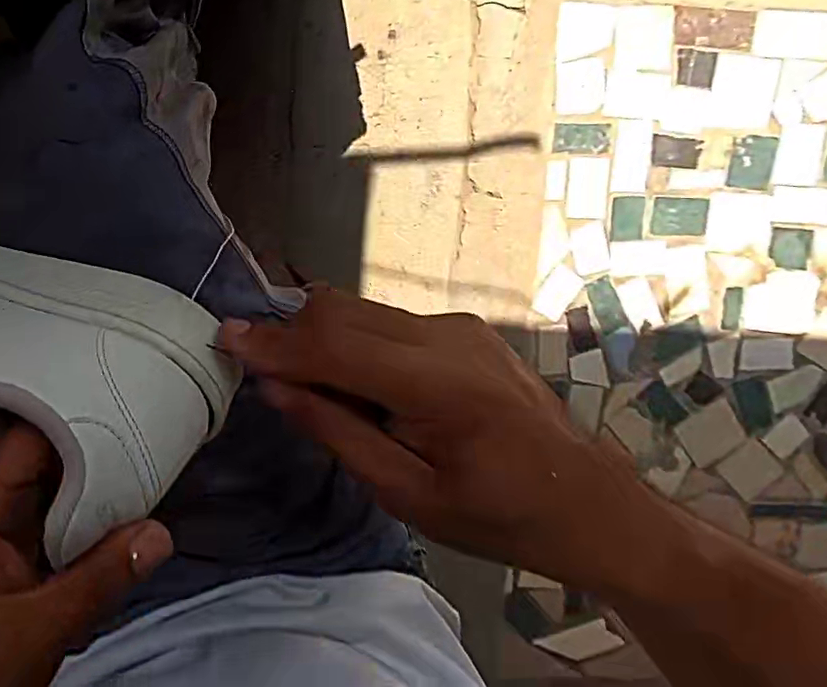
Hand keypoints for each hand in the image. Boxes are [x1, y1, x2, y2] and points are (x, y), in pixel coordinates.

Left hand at [0, 423, 174, 686]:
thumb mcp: (30, 632)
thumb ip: (97, 580)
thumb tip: (159, 533)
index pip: (34, 433)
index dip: (81, 419)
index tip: (130, 412)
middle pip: (42, 452)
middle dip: (93, 448)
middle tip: (146, 439)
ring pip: (46, 482)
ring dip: (88, 481)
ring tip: (141, 463)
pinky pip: (42, 510)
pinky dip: (75, 510)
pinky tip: (112, 506)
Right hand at [220, 285, 663, 592]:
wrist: (599, 507)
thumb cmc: (504, 518)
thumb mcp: (410, 496)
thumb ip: (337, 432)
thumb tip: (275, 387)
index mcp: (445, 388)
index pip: (337, 346)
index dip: (276, 342)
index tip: (226, 337)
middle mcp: (448, 338)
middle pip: (340, 311)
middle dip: (290, 334)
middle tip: (261, 369)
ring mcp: (457, 325)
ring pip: (357, 308)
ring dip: (319, 336)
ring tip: (313, 383)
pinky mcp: (459, 326)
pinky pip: (382, 318)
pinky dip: (350, 339)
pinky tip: (360, 381)